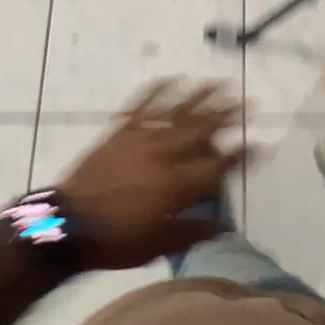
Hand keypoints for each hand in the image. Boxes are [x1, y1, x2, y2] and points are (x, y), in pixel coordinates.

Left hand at [55, 81, 245, 270]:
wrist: (67, 224)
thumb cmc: (115, 240)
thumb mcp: (158, 245)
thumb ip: (193, 231)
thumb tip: (224, 227)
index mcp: (177, 184)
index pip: (218, 165)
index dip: (241, 155)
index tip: (257, 145)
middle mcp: (164, 155)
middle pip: (203, 130)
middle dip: (228, 115)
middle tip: (247, 102)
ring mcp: (142, 138)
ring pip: (177, 111)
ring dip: (200, 95)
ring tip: (218, 82)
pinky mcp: (120, 131)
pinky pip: (142, 105)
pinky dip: (157, 90)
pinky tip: (170, 78)